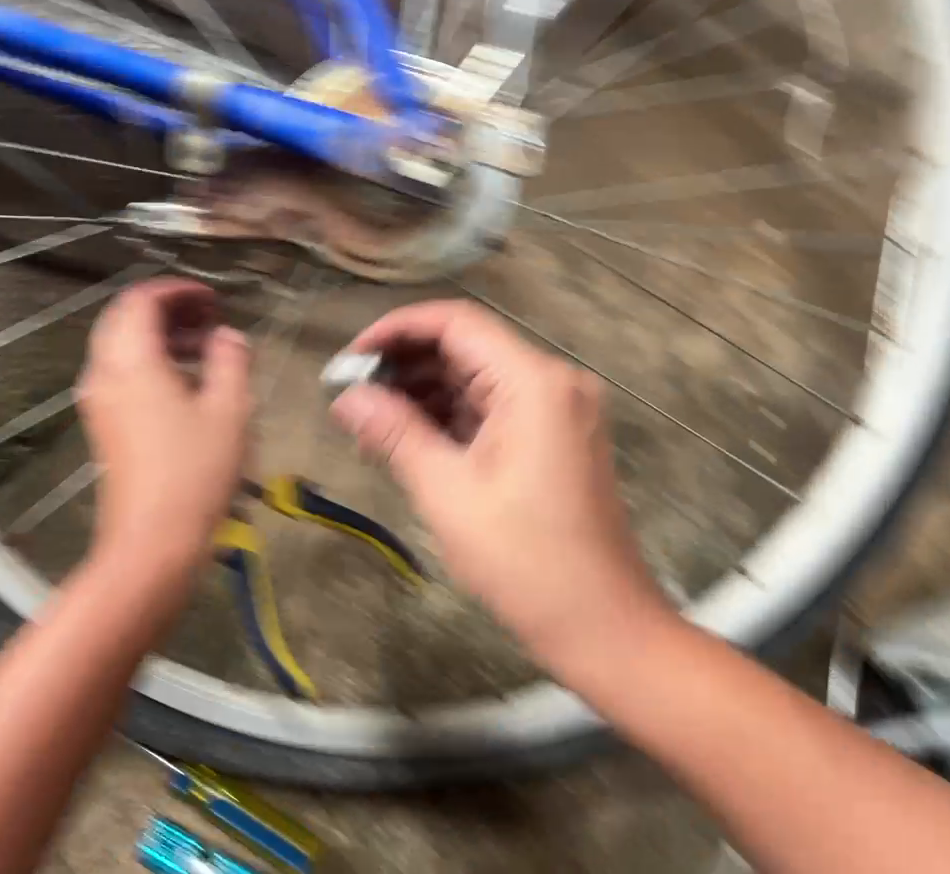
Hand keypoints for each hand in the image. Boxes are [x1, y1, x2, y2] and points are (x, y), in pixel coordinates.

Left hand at [78, 278, 250, 572]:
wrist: (151, 542)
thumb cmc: (194, 472)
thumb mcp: (229, 410)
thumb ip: (230, 360)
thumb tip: (227, 336)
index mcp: (131, 359)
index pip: (141, 299)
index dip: (178, 291)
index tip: (213, 299)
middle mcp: (105, 373)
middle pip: (126, 319)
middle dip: (168, 311)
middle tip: (209, 320)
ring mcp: (99, 401)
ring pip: (122, 348)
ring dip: (160, 338)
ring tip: (204, 351)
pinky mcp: (103, 426)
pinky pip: (121, 375)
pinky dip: (150, 364)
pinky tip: (186, 386)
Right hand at [329, 301, 675, 659]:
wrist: (603, 625)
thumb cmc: (524, 560)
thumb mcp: (447, 493)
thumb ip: (394, 433)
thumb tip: (346, 398)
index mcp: (533, 382)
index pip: (455, 323)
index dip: (396, 330)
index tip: (351, 359)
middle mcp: (552, 383)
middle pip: (466, 349)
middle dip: (404, 368)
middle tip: (350, 398)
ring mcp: (558, 411)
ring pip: (476, 380)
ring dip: (423, 396)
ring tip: (369, 426)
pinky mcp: (555, 438)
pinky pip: (493, 410)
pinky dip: (450, 419)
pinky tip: (408, 442)